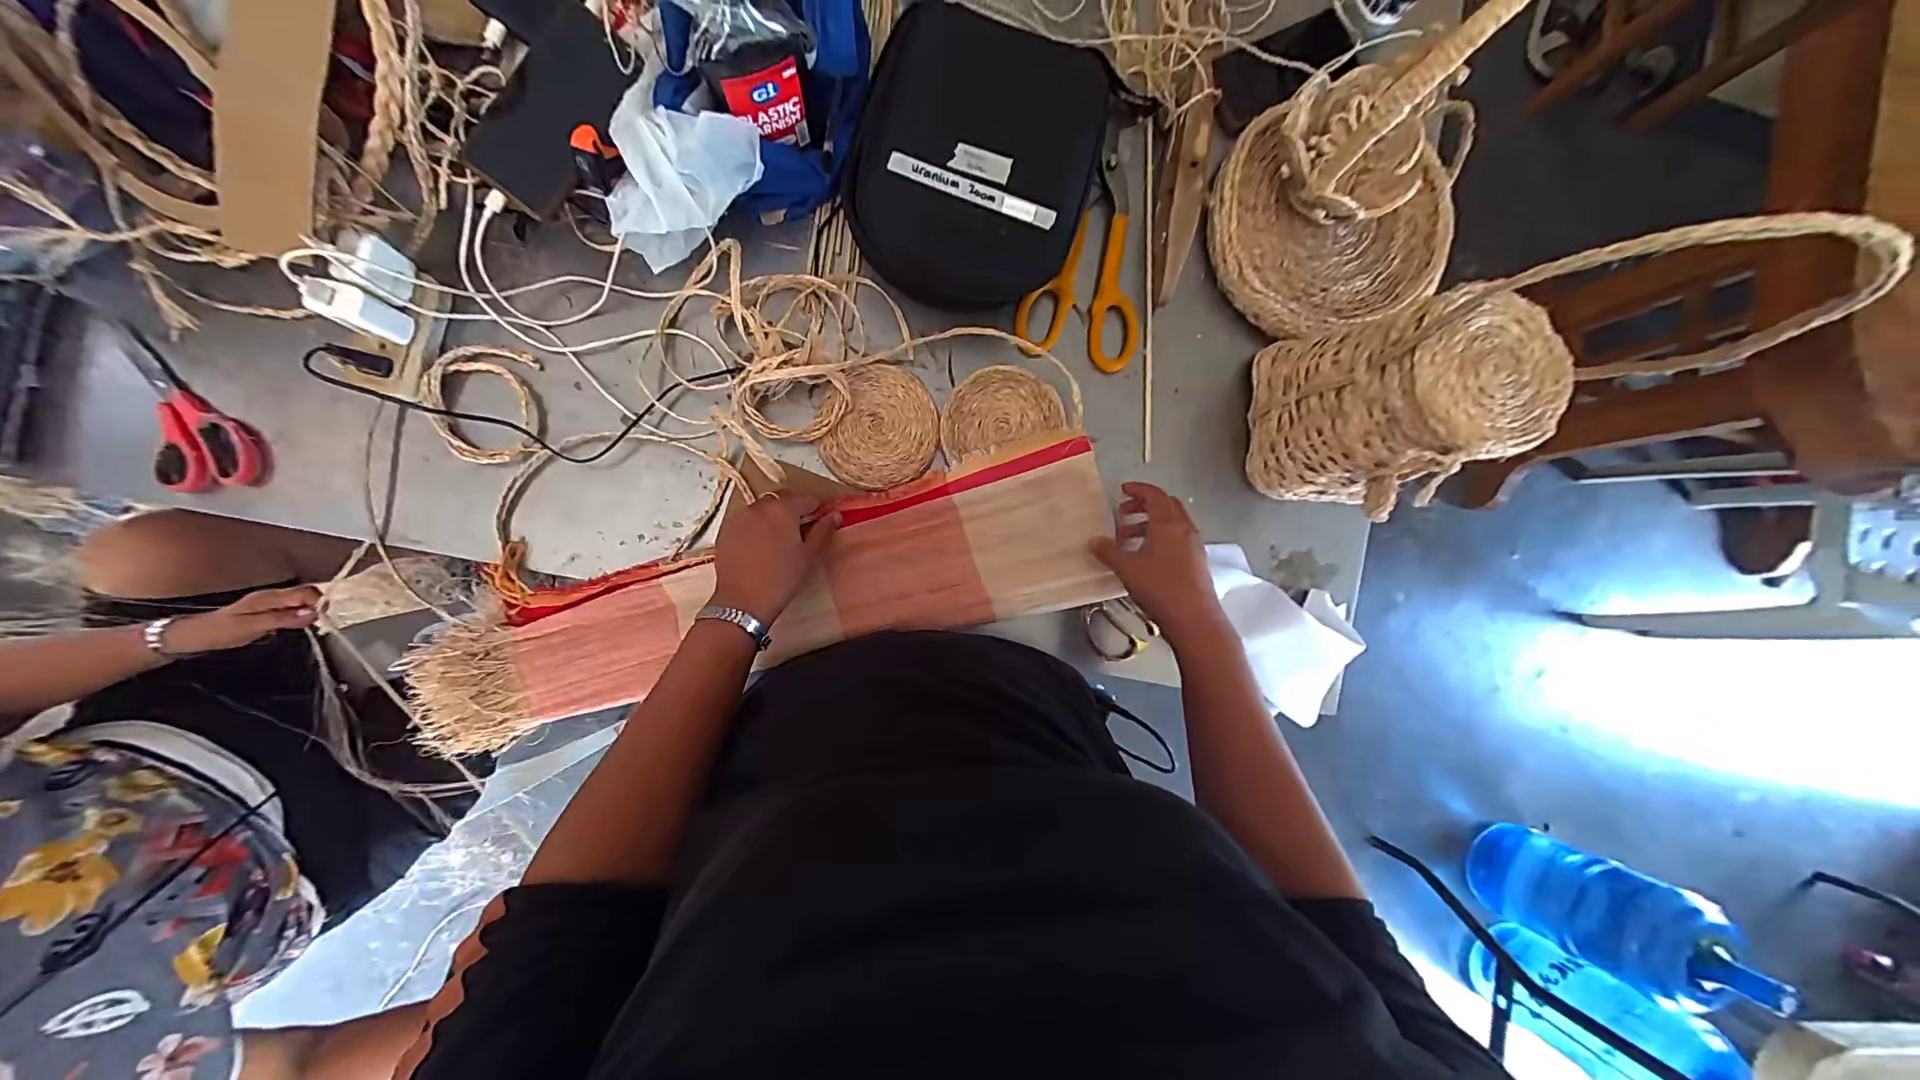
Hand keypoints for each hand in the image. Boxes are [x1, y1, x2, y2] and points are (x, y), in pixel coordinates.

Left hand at [161, 585, 322, 654]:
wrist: (189, 637)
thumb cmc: (218, 632)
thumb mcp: (250, 627)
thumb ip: (282, 619)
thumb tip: (314, 613)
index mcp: (269, 597)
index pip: (308, 592)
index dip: (320, 602)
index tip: (324, 618)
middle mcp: (272, 597)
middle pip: (307, 595)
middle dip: (318, 606)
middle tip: (318, 624)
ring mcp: (269, 604)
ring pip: (301, 602)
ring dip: (310, 612)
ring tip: (308, 626)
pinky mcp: (267, 612)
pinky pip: (293, 609)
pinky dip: (300, 616)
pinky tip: (297, 626)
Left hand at [709, 492, 839, 624]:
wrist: (743, 601)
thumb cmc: (782, 578)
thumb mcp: (808, 555)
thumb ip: (823, 531)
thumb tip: (835, 515)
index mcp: (783, 509)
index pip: (805, 499)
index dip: (816, 508)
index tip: (821, 520)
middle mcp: (759, 506)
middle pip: (781, 500)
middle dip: (793, 510)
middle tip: (801, 530)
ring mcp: (739, 517)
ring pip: (761, 509)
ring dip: (772, 517)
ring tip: (779, 539)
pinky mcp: (725, 530)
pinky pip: (746, 521)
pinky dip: (755, 526)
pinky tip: (760, 546)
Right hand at [1089, 482, 1226, 646]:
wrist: (1195, 619)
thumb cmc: (1160, 588)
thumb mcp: (1127, 569)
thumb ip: (1108, 552)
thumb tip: (1093, 540)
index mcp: (1168, 523)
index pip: (1155, 495)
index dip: (1138, 489)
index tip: (1123, 490)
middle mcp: (1184, 529)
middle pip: (1167, 505)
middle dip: (1145, 504)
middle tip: (1124, 513)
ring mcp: (1194, 545)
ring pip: (1173, 522)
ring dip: (1151, 523)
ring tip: (1129, 537)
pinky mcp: (1197, 561)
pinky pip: (1178, 538)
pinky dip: (1161, 536)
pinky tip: (1146, 556)